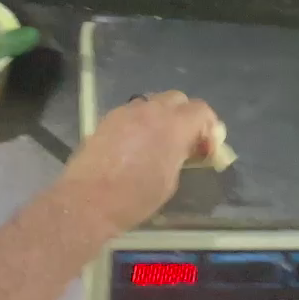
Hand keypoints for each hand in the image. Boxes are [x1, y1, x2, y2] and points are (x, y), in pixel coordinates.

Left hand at [56, 91, 220, 233]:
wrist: (89, 200)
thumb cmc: (135, 198)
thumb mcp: (170, 181)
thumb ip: (181, 156)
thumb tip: (185, 149)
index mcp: (173, 126)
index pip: (201, 110)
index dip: (209, 126)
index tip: (207, 146)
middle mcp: (151, 110)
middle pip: (177, 99)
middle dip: (186, 116)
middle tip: (185, 140)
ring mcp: (126, 111)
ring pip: (153, 102)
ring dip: (162, 116)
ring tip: (159, 141)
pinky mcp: (108, 118)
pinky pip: (132, 112)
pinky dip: (141, 122)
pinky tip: (135, 144)